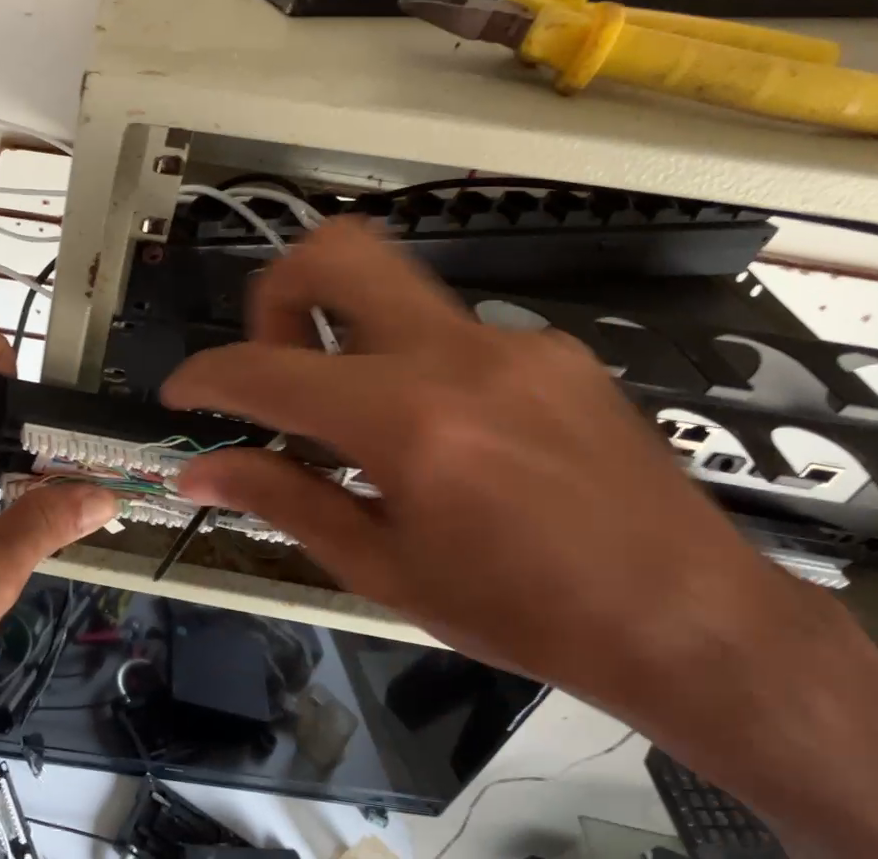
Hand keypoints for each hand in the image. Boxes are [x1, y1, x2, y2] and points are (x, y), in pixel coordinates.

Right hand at [161, 218, 802, 694]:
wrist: (695, 624)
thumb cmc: (522, 613)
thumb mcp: (382, 568)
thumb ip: (281, 499)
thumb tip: (197, 471)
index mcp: (405, 421)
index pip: (265, 368)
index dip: (204, 376)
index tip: (182, 393)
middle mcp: (456, 356)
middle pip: (337, 253)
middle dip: (278, 290)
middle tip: (276, 357)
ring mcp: (512, 343)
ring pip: (393, 291)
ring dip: (348, 335)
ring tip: (360, 421)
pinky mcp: (554, 351)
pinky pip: (450, 332)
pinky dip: (413, 366)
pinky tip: (443, 437)